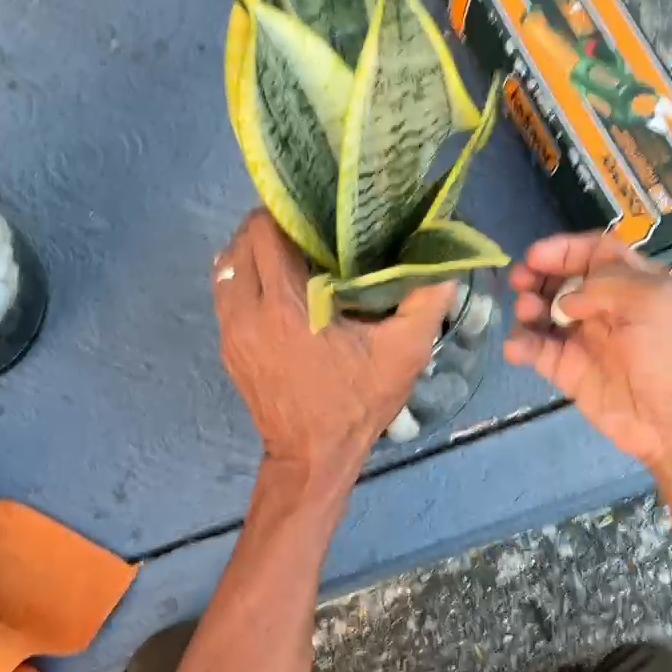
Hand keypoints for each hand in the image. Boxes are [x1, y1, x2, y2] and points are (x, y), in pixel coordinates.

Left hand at [214, 211, 450, 482]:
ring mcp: (231, 331)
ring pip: (227, 266)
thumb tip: (446, 256)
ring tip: (292, 263)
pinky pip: (225, 294)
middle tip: (309, 239)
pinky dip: (246, 281)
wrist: (313, 456)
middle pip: (241, 241)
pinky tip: (278, 294)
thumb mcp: (404, 352)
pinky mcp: (226, 347)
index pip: (264, 230)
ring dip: (254, 255)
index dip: (290, 215)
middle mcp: (247, 312)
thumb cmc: (358, 403)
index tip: (319, 221)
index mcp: (286, 306)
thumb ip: (427, 299)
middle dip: (272, 231)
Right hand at [505, 232, 671, 471]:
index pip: (597, 254)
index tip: (536, 255)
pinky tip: (516, 346)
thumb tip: (566, 299)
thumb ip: (606, 285)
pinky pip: (539, 351)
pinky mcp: (571, 373)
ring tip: (525, 311)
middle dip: (540, 276)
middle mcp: (611, 309)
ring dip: (529, 307)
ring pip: (547, 314)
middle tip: (520, 280)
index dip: (566, 250)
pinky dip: (522, 345)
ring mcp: (588, 341)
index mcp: (639, 284)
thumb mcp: (654, 301)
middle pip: (566, 281)